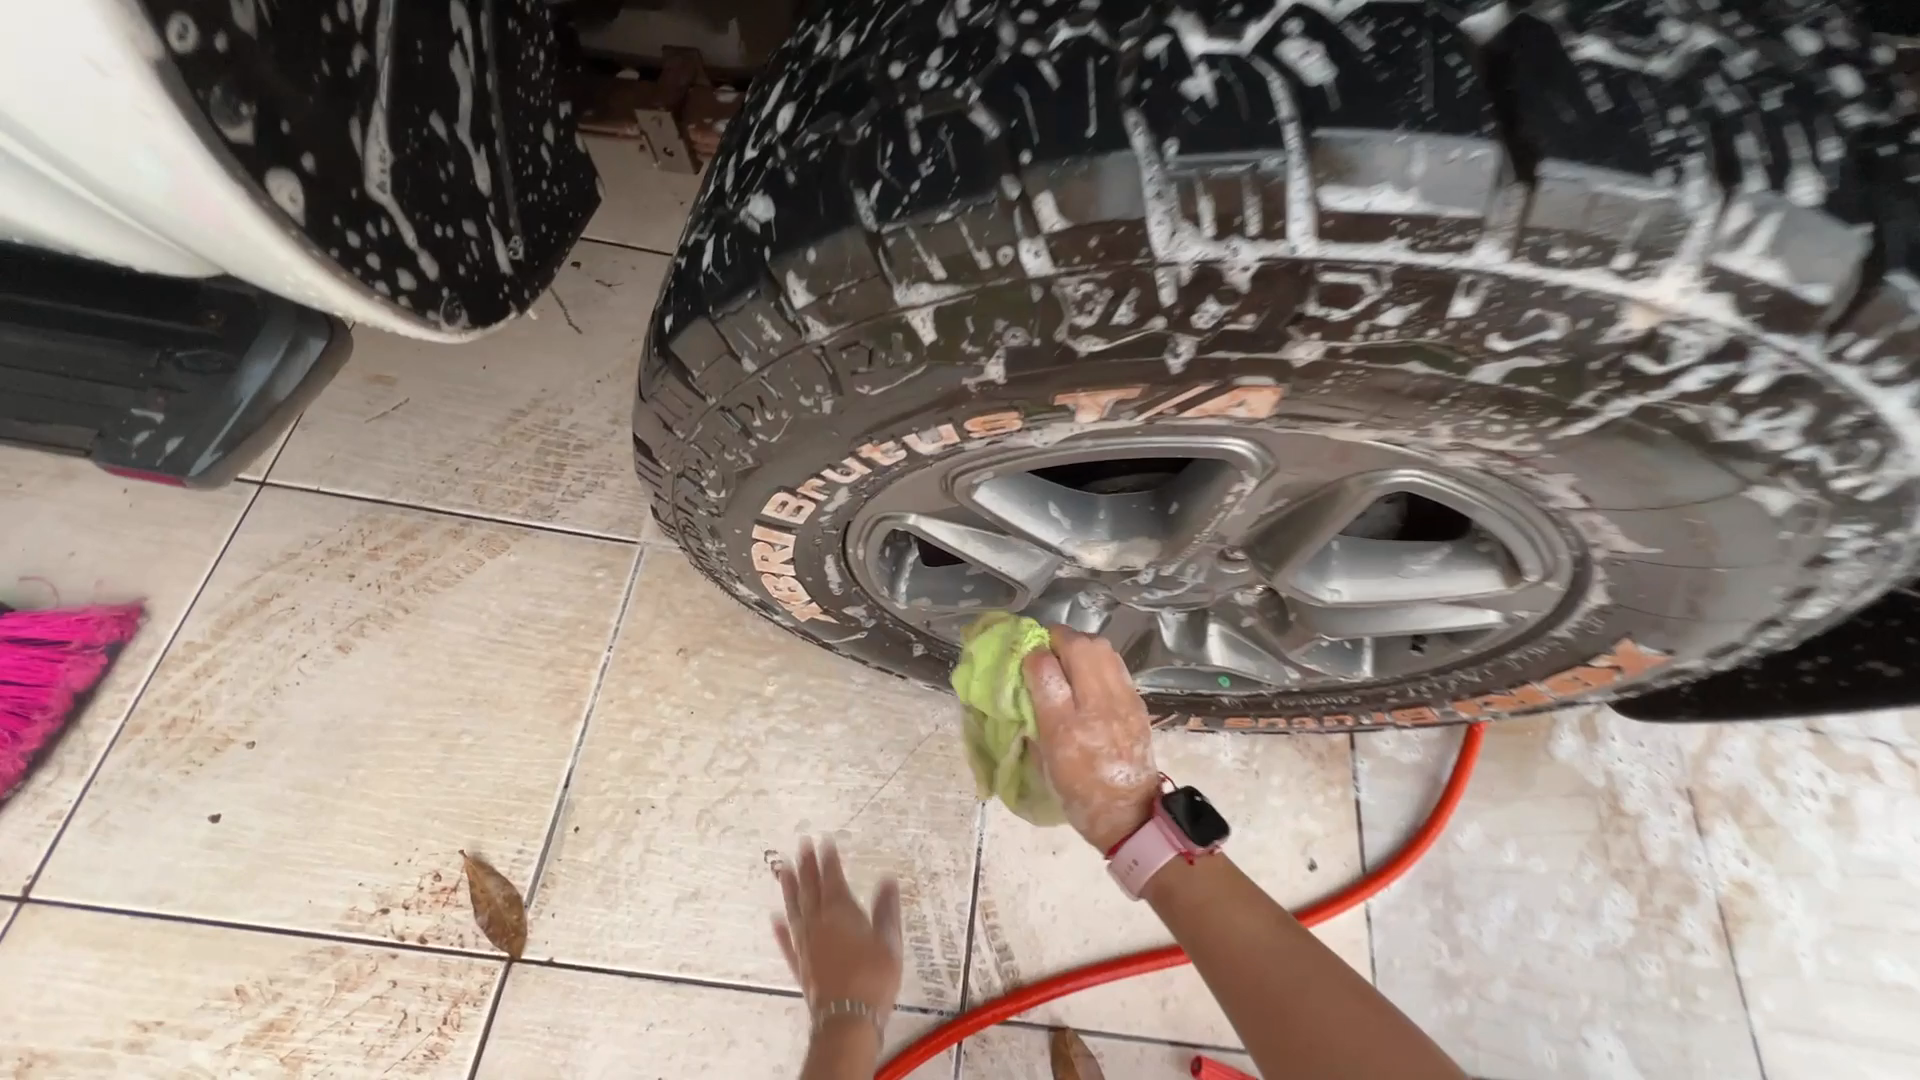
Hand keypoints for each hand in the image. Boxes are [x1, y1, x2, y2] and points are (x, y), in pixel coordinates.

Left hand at [772, 837, 903, 1029]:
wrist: (847, 1018)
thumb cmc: (873, 976)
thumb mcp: (889, 940)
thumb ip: (886, 909)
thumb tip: (888, 880)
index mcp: (840, 911)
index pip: (832, 877)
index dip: (828, 858)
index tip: (823, 840)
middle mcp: (818, 922)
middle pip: (810, 888)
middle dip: (806, 865)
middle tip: (800, 844)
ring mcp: (805, 944)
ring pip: (795, 909)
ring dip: (790, 888)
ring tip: (784, 870)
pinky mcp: (800, 965)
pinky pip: (787, 942)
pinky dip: (781, 929)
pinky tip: (775, 920)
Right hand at [1022, 626, 1160, 850]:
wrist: (1129, 813)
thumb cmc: (1078, 793)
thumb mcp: (1044, 762)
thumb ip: (1033, 721)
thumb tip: (1028, 686)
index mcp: (1064, 727)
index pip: (1045, 670)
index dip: (1032, 655)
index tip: (1025, 657)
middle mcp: (1094, 707)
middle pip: (1080, 648)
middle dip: (1059, 639)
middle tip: (1047, 649)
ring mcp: (1121, 702)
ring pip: (1102, 649)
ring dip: (1081, 645)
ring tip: (1069, 657)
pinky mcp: (1137, 703)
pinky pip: (1116, 665)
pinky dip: (1100, 659)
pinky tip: (1091, 673)